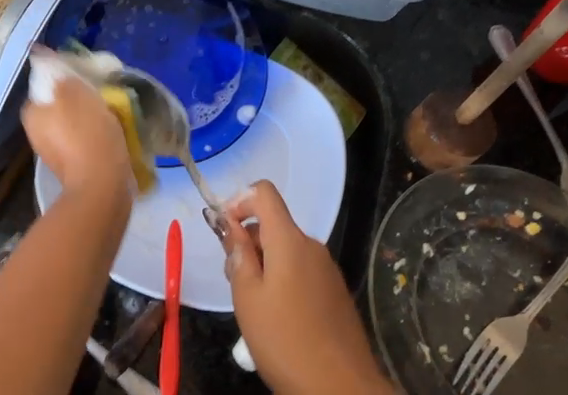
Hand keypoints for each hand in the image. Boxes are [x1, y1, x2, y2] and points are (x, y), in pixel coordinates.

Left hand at [21, 61, 133, 200]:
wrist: (102, 186)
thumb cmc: (86, 133)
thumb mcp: (73, 90)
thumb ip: (57, 70)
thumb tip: (41, 52)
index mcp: (32, 112)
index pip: (45, 83)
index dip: (66, 75)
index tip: (87, 75)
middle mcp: (36, 133)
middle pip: (60, 103)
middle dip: (79, 96)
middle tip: (103, 91)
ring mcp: (54, 153)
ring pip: (73, 122)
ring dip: (89, 115)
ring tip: (113, 111)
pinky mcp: (73, 168)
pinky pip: (84, 140)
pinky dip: (95, 135)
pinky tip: (112, 133)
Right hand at [225, 181, 391, 394]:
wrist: (343, 390)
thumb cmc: (285, 341)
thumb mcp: (247, 298)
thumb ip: (238, 255)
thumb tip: (230, 225)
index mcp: (289, 240)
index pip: (264, 193)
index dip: (239, 201)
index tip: (224, 231)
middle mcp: (312, 246)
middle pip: (274, 225)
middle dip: (248, 242)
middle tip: (234, 281)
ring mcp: (327, 270)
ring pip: (287, 251)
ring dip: (264, 265)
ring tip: (254, 307)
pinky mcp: (336, 293)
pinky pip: (302, 271)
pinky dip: (283, 281)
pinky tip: (279, 319)